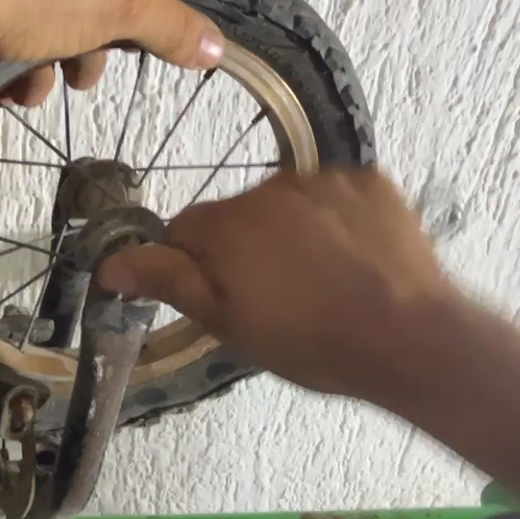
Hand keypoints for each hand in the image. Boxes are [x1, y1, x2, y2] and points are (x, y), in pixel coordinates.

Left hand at [0, 0, 225, 102]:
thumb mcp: (126, 9)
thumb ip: (174, 28)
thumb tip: (220, 48)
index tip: (143, 28)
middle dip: (94, 42)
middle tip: (87, 76)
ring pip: (43, 13)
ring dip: (50, 61)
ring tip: (37, 89)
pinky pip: (0, 21)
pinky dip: (9, 59)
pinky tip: (5, 86)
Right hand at [97, 169, 470, 401]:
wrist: (409, 337)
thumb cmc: (309, 340)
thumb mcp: (227, 323)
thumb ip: (168, 281)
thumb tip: (110, 260)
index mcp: (227, 222)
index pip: (184, 230)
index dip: (197, 266)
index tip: (225, 297)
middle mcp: (269, 186)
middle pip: (237, 214)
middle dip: (245, 248)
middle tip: (277, 297)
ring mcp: (325, 178)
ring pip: (286, 203)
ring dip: (291, 231)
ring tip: (323, 281)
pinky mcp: (370, 181)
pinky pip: (335, 195)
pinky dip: (337, 219)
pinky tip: (354, 258)